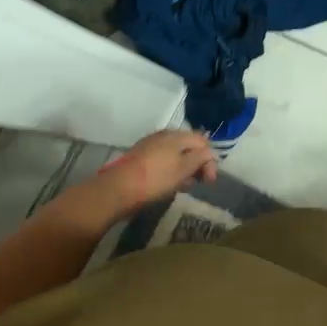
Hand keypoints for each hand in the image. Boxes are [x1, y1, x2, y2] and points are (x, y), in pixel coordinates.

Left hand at [90, 129, 217, 219]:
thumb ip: (200, 159)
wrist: (116, 189)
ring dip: (184, 168)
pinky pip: (163, 159)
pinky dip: (171, 169)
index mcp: (177, 135)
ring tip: (183, 186)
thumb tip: (209, 153)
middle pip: (189, 146)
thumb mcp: (182, 170)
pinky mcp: (140, 156)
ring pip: (176, 153)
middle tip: (197, 183)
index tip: (209, 182)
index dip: (210, 160)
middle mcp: (165, 135)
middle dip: (197, 164)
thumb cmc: (154, 179)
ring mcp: (151, 145)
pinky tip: (167, 183)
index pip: (203, 142)